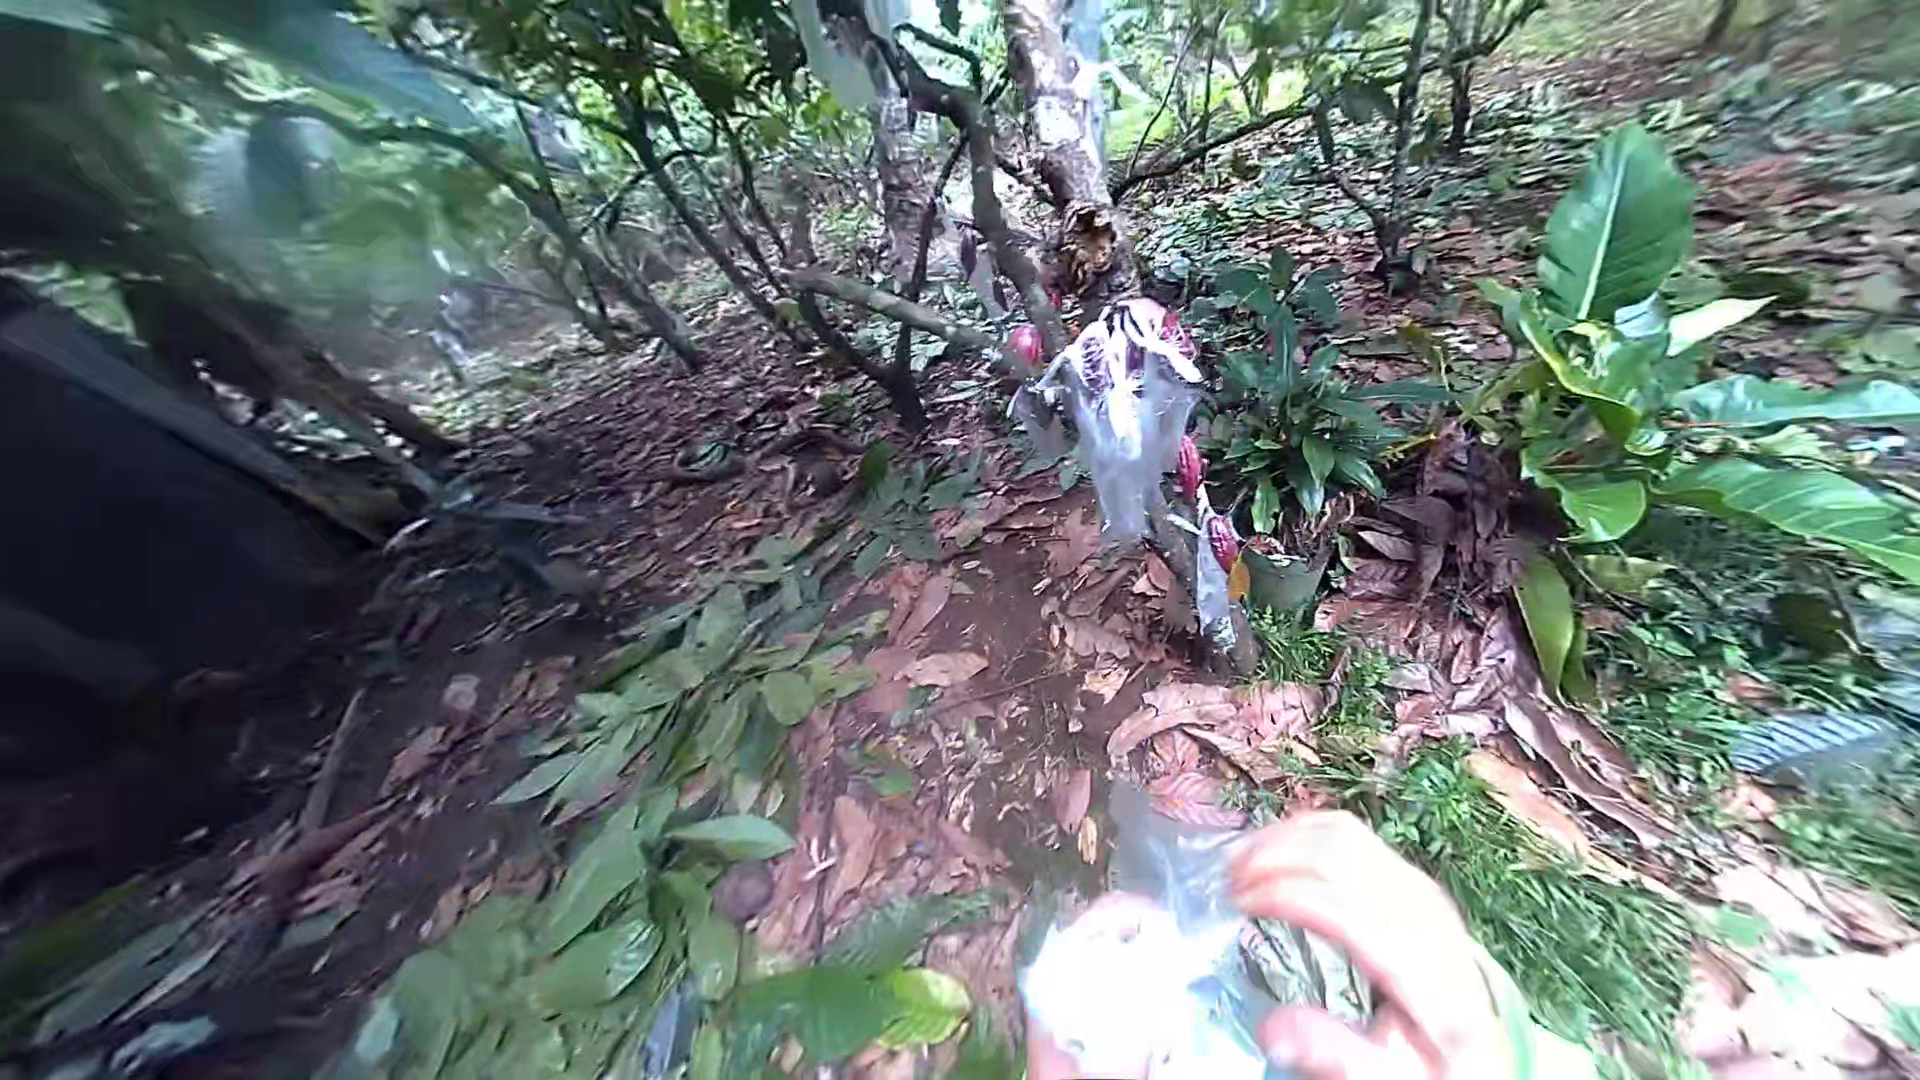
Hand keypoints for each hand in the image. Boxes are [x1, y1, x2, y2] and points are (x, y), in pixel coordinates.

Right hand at [1229, 812, 1504, 1079]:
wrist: (1483, 1039)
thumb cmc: (1428, 1057)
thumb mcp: (1395, 1076)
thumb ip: (1339, 1056)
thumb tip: (1270, 1027)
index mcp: (1423, 966)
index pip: (1341, 906)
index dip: (1281, 894)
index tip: (1236, 904)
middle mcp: (1423, 912)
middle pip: (1335, 857)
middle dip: (1271, 858)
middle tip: (1228, 879)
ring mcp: (1414, 883)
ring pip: (1335, 834)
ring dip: (1279, 839)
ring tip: (1239, 860)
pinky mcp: (1402, 869)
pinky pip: (1343, 828)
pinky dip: (1298, 829)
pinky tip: (1270, 846)